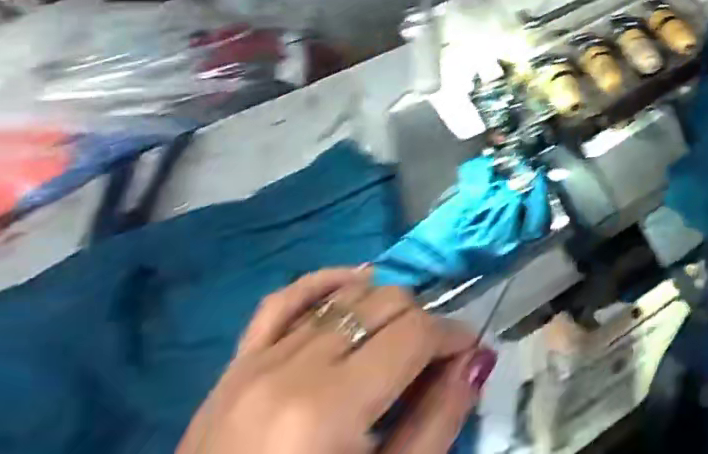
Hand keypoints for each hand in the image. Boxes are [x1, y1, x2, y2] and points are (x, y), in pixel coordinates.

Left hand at [178, 268, 495, 453]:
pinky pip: (283, 300)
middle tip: (436, 360)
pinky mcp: (234, 366)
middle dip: (421, 322)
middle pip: (381, 304)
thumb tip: (474, 361)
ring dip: (382, 307)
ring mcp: (257, 362)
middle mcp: (292, 370)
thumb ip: (434, 425)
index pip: (412, 335)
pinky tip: (355, 281)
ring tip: (401, 337)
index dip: (451, 336)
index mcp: (329, 411)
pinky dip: (324, 284)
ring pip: (340, 297)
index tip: (469, 355)